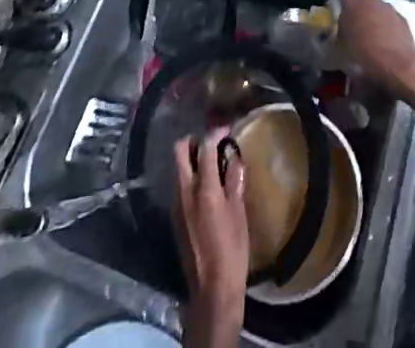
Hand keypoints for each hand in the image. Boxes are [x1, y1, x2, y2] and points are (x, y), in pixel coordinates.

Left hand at [173, 128, 246, 347]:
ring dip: (191, 158)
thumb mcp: (239, 211)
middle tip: (213, 141)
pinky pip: (179, 185)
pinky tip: (207, 184)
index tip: (227, 129)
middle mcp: (184, 192)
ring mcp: (176, 204)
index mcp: (204, 189)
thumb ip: (234, 180)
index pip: (204, 148)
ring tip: (213, 161)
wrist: (212, 285)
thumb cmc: (232, 247)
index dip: (215, 133)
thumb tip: (234, 158)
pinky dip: (190, 176)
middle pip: (179, 152)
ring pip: (177, 168)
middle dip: (194, 141)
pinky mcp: (175, 217)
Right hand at [338, 0, 414, 89]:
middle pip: (362, 3)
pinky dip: (387, 25)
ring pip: (377, 9)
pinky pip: (390, 18)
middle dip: (359, 13)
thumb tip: (345, 27)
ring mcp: (389, 7)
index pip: (342, 1)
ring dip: (374, 17)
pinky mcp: (402, 17)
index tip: (340, 23)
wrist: (395, 63)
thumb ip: (342, 30)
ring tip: (372, 35)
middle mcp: (371, 0)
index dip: (341, 11)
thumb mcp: (342, 44)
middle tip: (356, 29)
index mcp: (353, 3)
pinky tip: (386, 39)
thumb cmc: (363, 54)